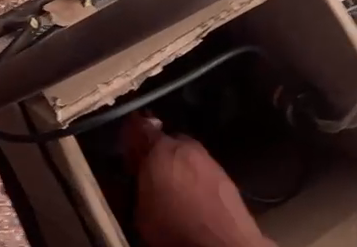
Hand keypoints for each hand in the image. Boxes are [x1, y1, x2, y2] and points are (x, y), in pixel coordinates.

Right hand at [122, 113, 272, 246]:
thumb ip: (138, 187)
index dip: (132, 137)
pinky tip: (196, 198)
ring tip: (176, 188)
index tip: (128, 150)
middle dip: (159, 152)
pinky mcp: (228, 178)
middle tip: (153, 172)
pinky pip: (205, 171)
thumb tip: (138, 181)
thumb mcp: (141, 213)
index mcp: (159, 148)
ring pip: (188, 155)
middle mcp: (185, 147)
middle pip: (167, 140)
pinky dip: (198, 179)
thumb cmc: (174, 229)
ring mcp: (209, 160)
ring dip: (181, 166)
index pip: (140, 127)